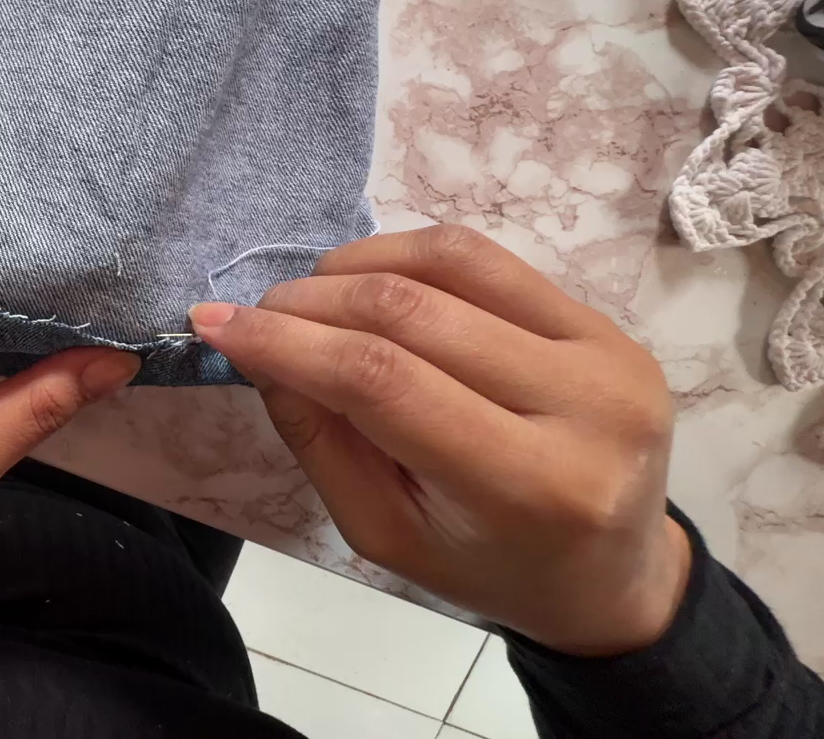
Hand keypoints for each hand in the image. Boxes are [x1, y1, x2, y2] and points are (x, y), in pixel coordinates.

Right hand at [191, 225, 690, 656]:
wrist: (610, 569)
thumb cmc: (478, 562)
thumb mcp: (375, 528)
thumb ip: (314, 435)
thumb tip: (255, 344)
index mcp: (526, 486)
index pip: (381, 380)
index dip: (285, 341)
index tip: (212, 323)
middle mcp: (584, 406)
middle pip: (406, 312)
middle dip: (304, 303)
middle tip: (253, 317)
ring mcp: (604, 349)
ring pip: (442, 263)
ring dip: (346, 267)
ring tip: (307, 300)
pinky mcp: (601, 319)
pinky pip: (476, 255)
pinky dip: (395, 253)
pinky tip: (361, 280)